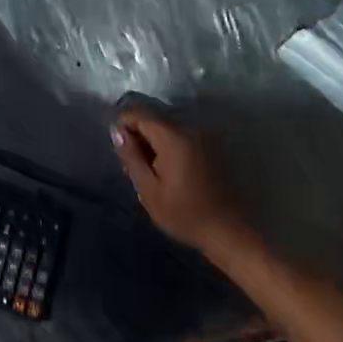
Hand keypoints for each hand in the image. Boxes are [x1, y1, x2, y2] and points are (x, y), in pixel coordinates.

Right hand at [113, 103, 246, 253]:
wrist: (225, 228)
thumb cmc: (183, 213)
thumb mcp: (149, 189)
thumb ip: (132, 157)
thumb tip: (117, 131)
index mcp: (173, 137)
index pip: (140, 113)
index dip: (123, 123)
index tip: (118, 147)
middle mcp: (189, 129)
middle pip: (155, 119)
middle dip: (138, 136)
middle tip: (131, 167)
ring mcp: (202, 136)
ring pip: (167, 128)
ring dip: (153, 143)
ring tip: (148, 173)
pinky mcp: (210, 146)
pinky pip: (181, 137)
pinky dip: (169, 147)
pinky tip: (167, 171)